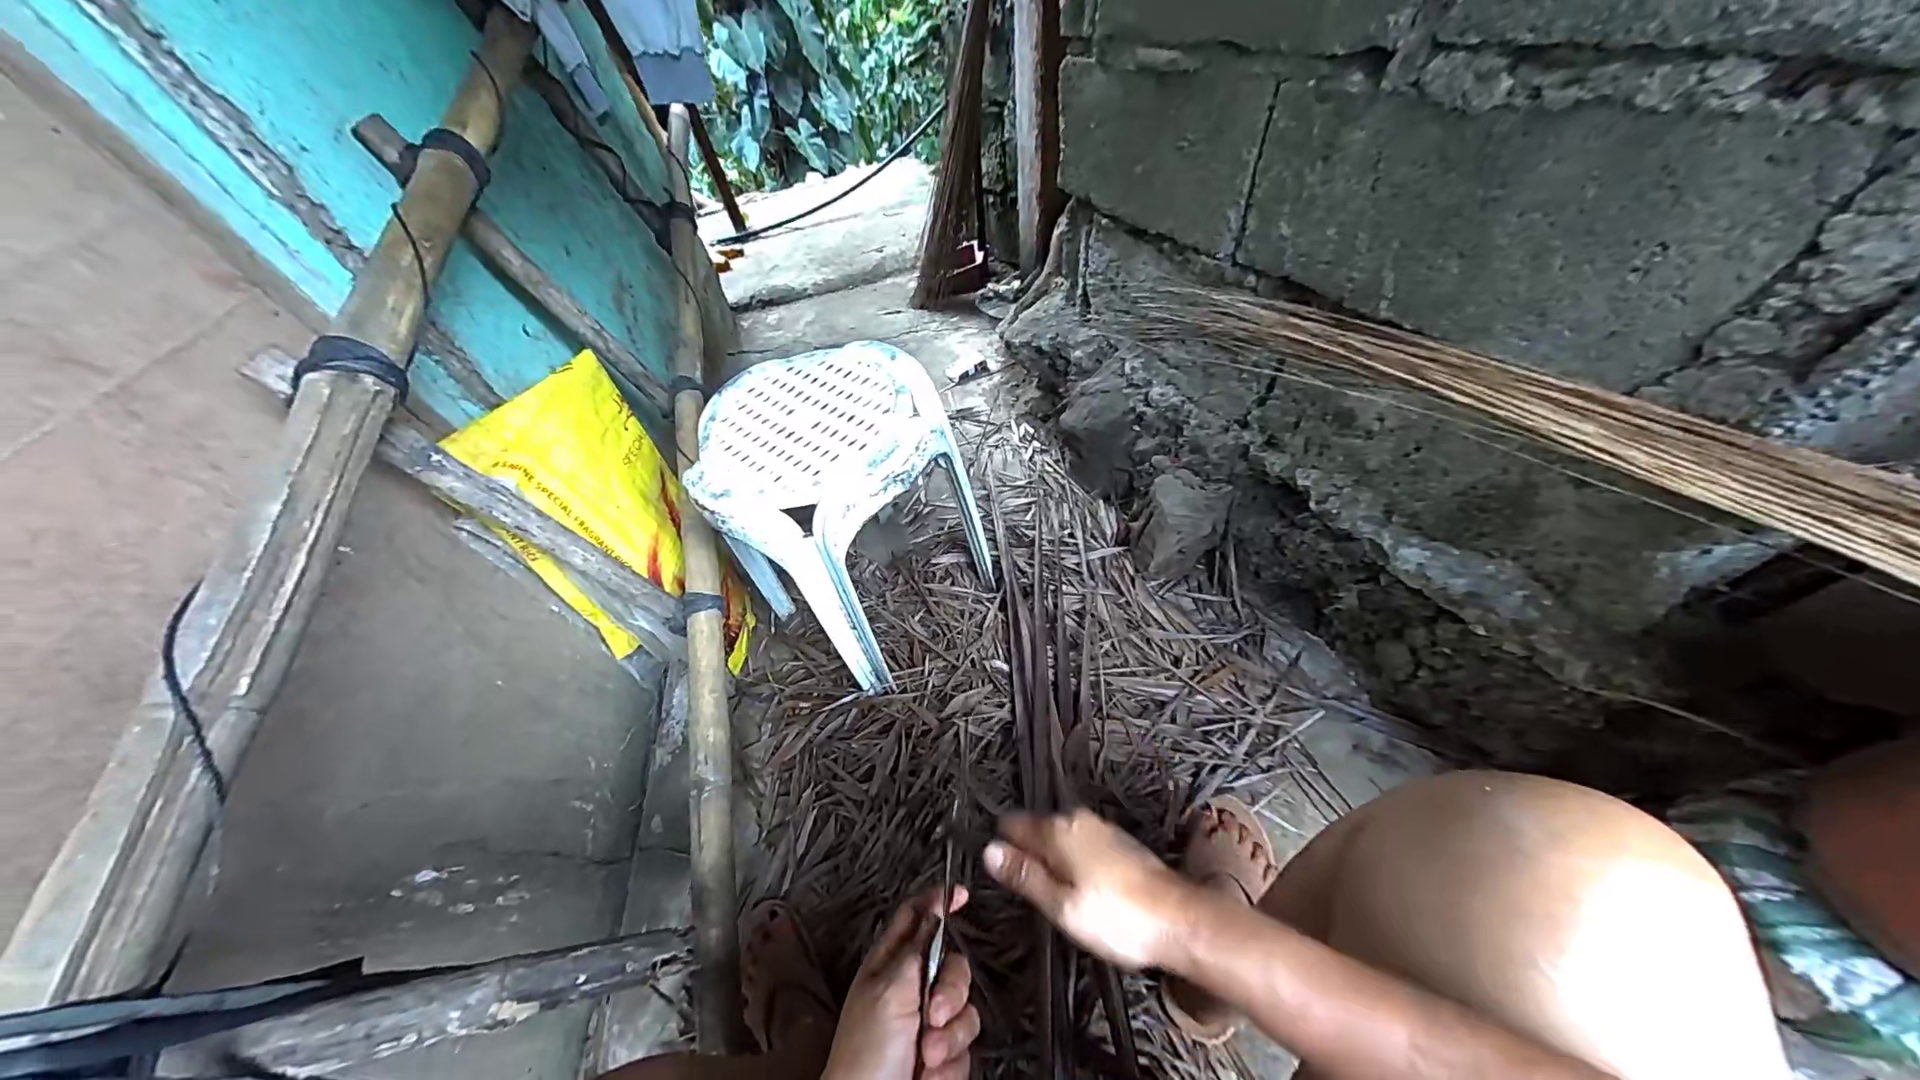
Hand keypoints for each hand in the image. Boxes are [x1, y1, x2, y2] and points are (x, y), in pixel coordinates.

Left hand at [822, 887, 979, 1079]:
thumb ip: (917, 948)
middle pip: (952, 964)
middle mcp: (911, 990)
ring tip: (926, 1056)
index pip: (917, 917)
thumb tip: (934, 908)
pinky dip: (950, 1066)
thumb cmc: (865, 1054)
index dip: (938, 902)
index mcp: (890, 964)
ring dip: (949, 1037)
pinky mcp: (942, 1058)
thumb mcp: (889, 989)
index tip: (961, 895)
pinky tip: (929, 1075)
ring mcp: (927, 1026)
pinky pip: (966, 1049)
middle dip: (952, 991)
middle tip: (934, 1013)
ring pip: (965, 1011)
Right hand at [984, 809, 1193, 970]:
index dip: (1000, 845)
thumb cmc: (1120, 918)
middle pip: (1037, 828)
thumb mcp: (1060, 905)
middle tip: (1031, 891)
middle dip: (1028, 853)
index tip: (1000, 867)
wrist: (1180, 920)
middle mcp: (1078, 820)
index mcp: (1059, 831)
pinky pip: (1082, 844)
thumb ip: (1024, 875)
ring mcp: (1101, 828)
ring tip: (1057, 895)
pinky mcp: (1119, 842)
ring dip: (1053, 858)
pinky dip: (1075, 861)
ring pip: (1061, 836)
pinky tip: (1084, 890)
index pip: (1012, 823)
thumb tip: (991, 852)